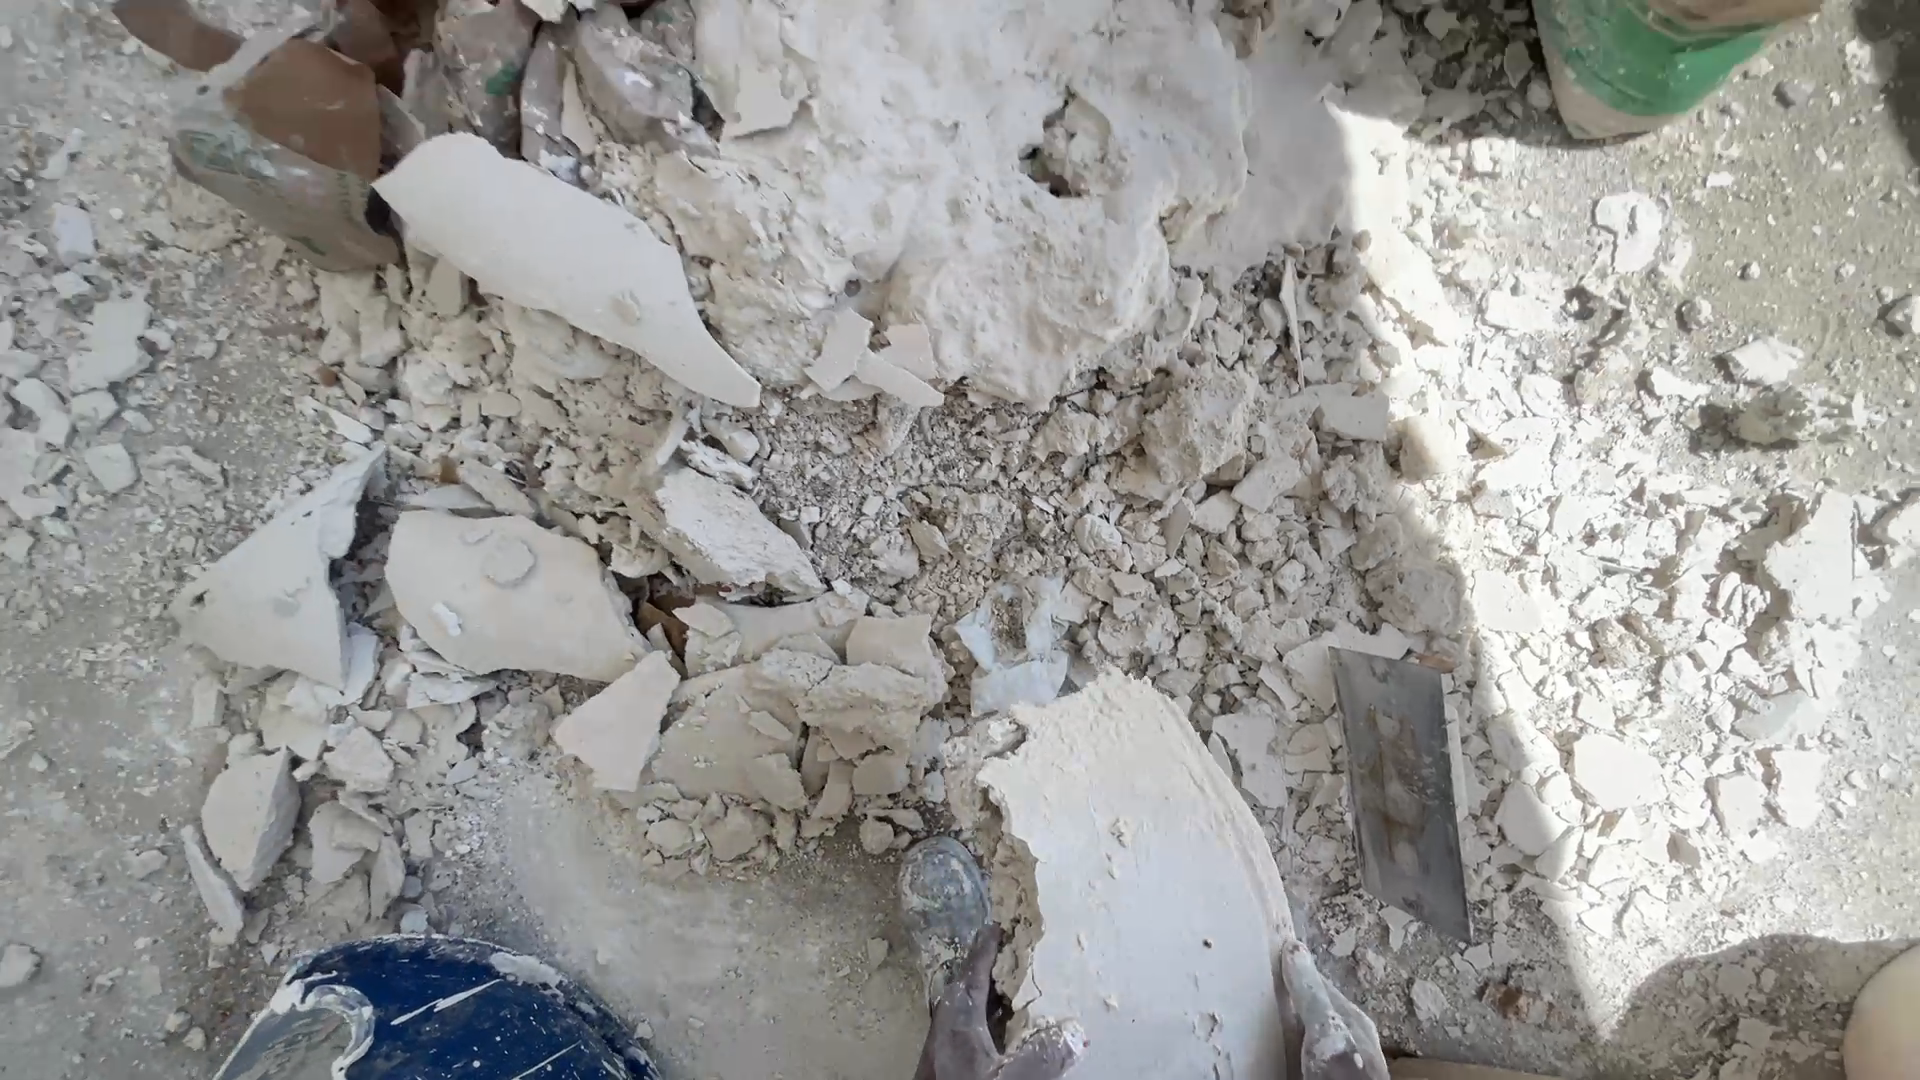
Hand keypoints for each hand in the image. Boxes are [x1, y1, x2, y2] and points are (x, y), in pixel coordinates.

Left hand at [917, 925, 1085, 1079]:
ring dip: (987, 996)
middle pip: (968, 985)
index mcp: (958, 1015)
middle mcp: (945, 1025)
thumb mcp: (1012, 1079)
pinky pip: (967, 1030)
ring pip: (966, 1009)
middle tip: (1011, 953)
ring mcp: (942, 1048)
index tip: (997, 924)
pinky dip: (985, 1021)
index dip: (987, 945)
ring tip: (1011, 989)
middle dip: (989, 968)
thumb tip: (1075, 1030)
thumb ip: (1044, 1055)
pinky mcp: (944, 1067)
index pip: (973, 969)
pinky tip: (1000, 1034)